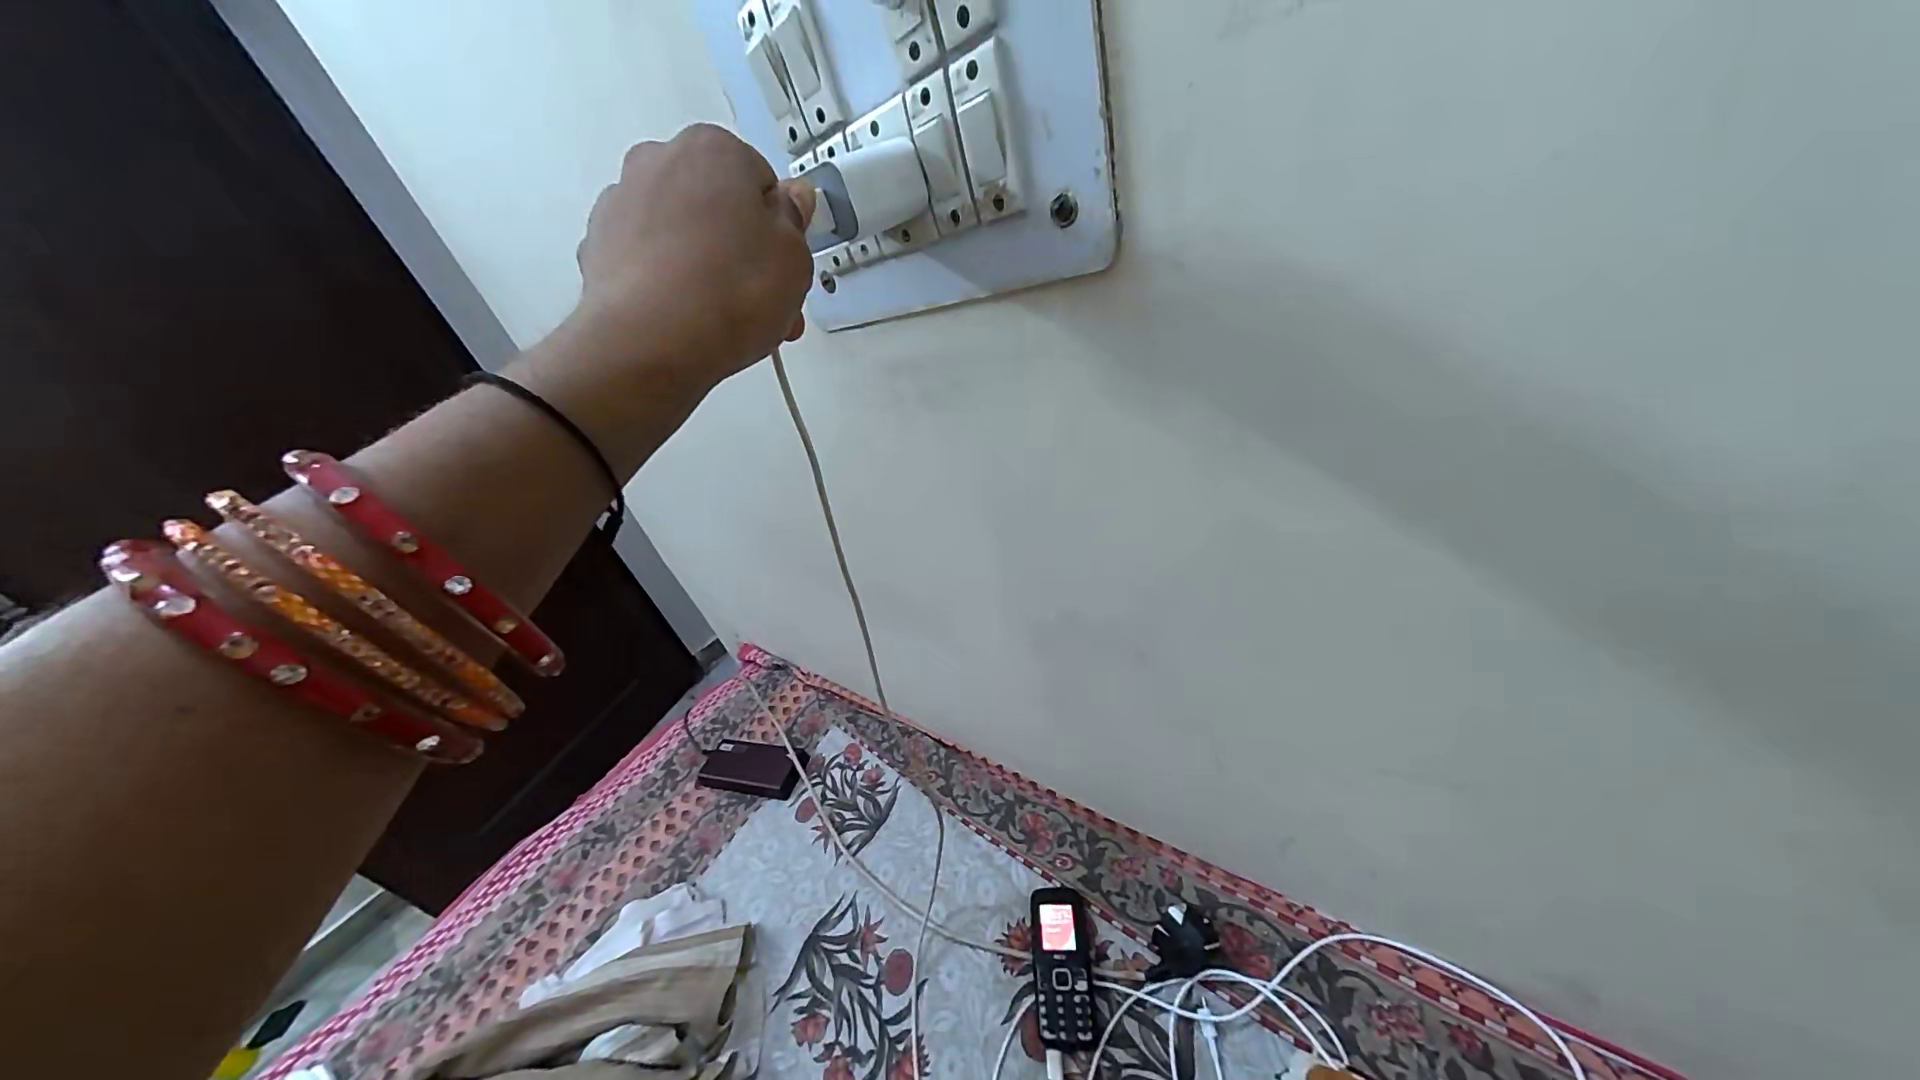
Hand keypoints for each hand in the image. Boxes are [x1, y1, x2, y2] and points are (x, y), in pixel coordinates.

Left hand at [575, 123, 816, 385]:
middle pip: (718, 204)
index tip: (786, 254)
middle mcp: (660, 162)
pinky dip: (673, 283)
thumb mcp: (795, 258)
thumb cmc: (721, 294)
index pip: (763, 180)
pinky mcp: (601, 248)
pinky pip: (652, 261)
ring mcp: (624, 203)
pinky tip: (696, 318)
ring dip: (710, 266)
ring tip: (735, 315)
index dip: (781, 226)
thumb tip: (792, 206)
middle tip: (766, 291)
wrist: (652, 342)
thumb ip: (795, 222)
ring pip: (683, 233)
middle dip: (743, 246)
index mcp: (714, 149)